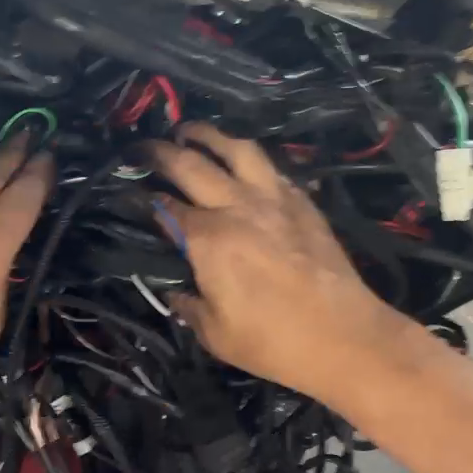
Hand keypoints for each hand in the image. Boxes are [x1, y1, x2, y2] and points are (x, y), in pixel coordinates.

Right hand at [148, 123, 427, 407]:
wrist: (344, 336)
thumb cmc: (272, 341)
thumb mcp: (214, 333)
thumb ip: (187, 305)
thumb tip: (174, 291)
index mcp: (208, 239)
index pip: (164, 205)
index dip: (141, 197)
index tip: (127, 192)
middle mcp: (237, 206)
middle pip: (191, 164)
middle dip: (160, 152)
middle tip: (142, 147)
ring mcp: (274, 199)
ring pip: (237, 150)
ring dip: (208, 135)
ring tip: (189, 130)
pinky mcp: (302, 202)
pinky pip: (270, 168)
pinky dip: (248, 159)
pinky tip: (241, 163)